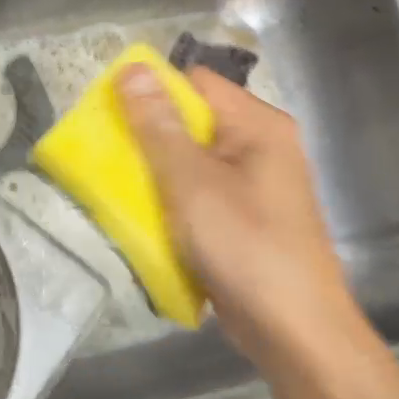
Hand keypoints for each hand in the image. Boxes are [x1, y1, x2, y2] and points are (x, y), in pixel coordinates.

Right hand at [114, 63, 366, 358]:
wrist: (292, 329)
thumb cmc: (244, 246)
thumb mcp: (190, 182)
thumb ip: (158, 126)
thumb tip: (132, 69)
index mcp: (257, 126)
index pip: (195, 84)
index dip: (151, 93)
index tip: (108, 117)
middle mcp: (260, 148)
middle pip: (191, 125)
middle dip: (146, 140)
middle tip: (105, 160)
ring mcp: (254, 188)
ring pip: (190, 166)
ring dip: (154, 179)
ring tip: (117, 194)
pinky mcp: (244, 223)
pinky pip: (198, 200)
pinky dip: (170, 208)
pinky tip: (146, 226)